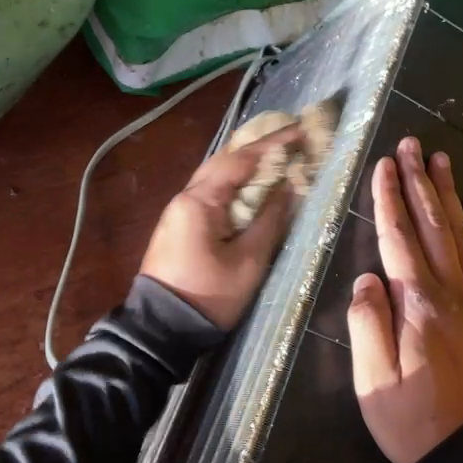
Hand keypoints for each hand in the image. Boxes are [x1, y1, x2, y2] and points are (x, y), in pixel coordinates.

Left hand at [140, 124, 304, 329]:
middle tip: (292, 140)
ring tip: (279, 158)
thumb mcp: (249, 260)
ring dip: (247, 165)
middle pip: (225, 161)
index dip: (273, 144)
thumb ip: (271, 218)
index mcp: (199, 201)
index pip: (241, 160)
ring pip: (217, 176)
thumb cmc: (209, 295)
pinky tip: (255, 186)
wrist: (161, 331)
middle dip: (259, 148)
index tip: (301, 131)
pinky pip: (212, 192)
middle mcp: (185, 197)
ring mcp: (179, 211)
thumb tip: (291, 186)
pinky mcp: (181, 225)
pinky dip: (236, 183)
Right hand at [347, 136, 462, 462]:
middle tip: (413, 144)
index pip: (398, 237)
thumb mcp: (373, 381)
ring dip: (449, 192)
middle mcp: (449, 289)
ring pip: (460, 232)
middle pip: (432, 223)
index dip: (389, 198)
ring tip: (442, 158)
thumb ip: (367, 324)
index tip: (384, 165)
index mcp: (416, 303)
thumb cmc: (412, 418)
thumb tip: (366, 278)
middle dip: (419, 181)